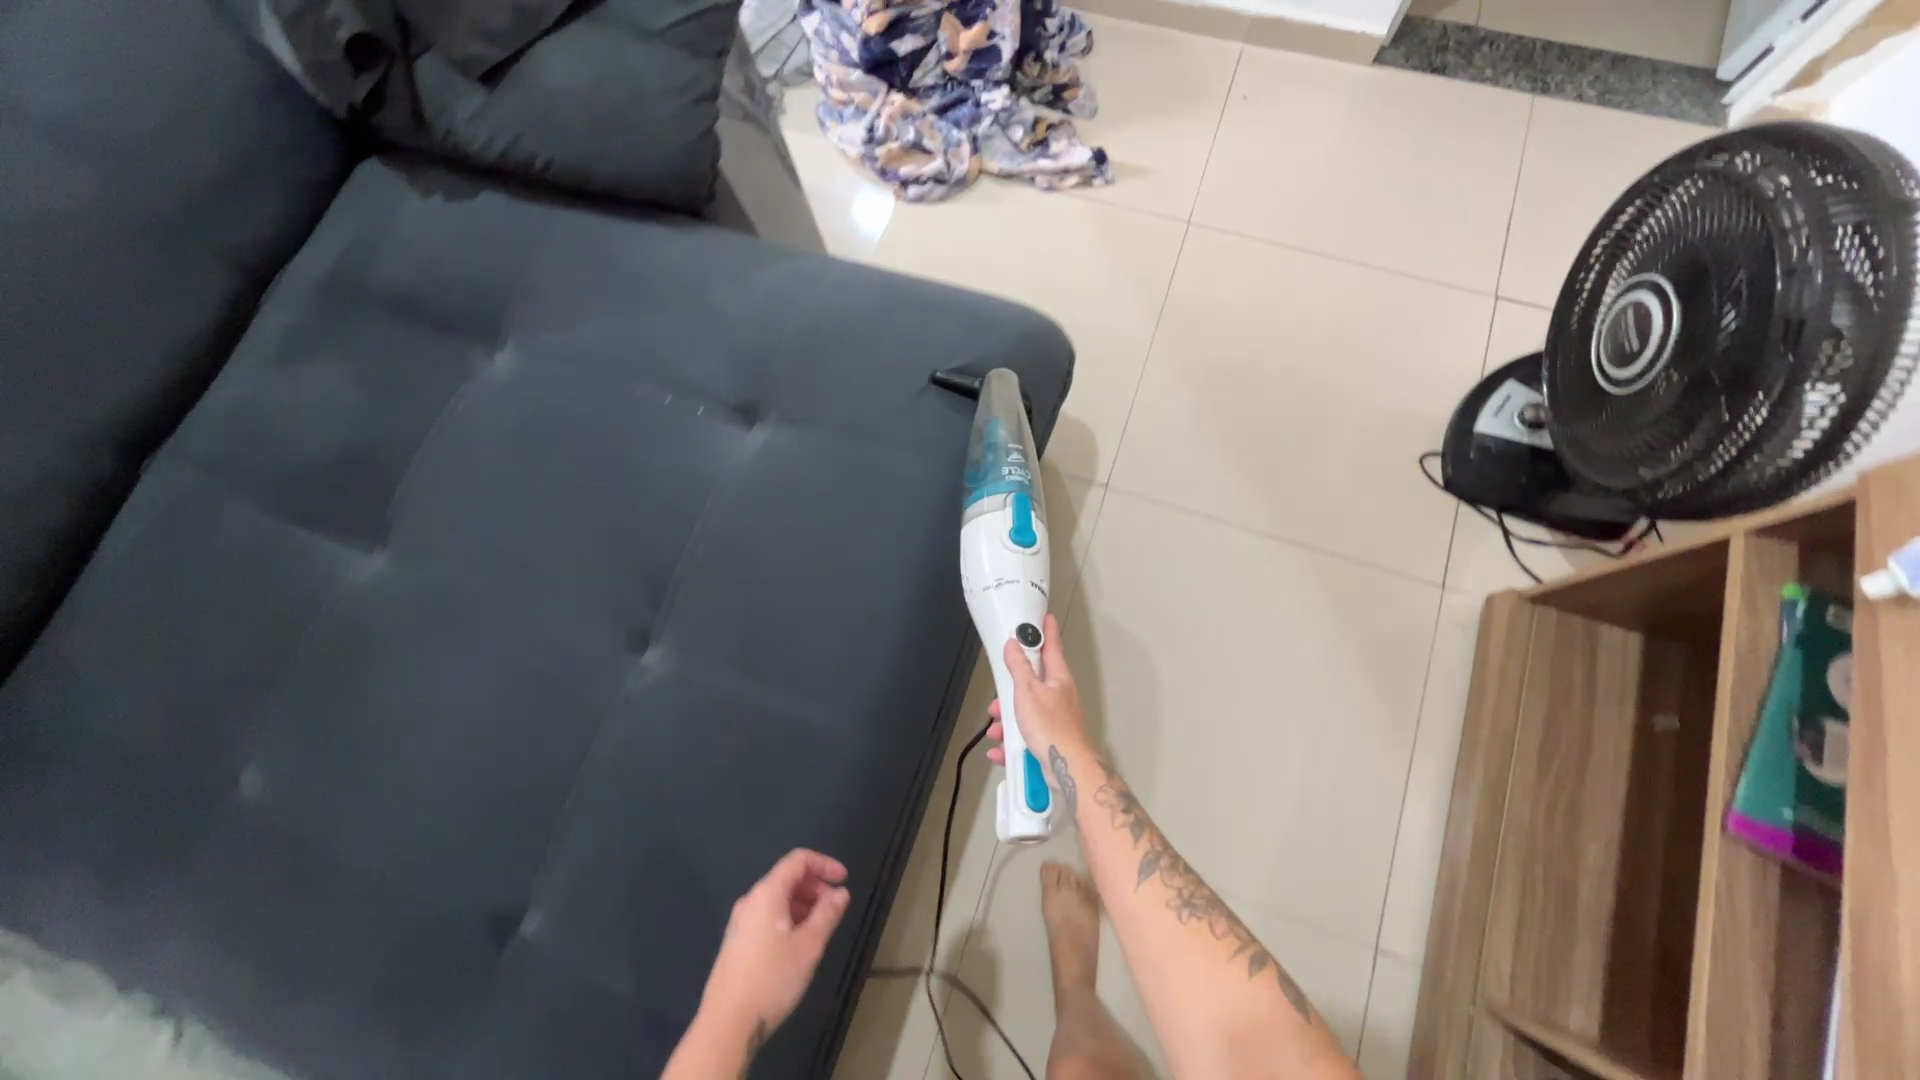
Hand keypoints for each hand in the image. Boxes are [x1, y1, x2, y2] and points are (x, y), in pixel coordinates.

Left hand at [698, 849, 850, 1037]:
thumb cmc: (772, 979)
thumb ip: (827, 914)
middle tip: (836, 909)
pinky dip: (789, 919)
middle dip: (815, 887)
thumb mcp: (809, 946)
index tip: (844, 880)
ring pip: (778, 900)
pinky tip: (799, 945)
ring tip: (822, 929)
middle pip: (787, 878)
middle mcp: (750, 901)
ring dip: (804, 905)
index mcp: (767, 894)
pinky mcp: (737, 943)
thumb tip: (840, 893)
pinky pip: (768, 917)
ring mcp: (740, 923)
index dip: (824, 864)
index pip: (797, 860)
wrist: (727, 1024)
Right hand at [986, 613, 1086, 764]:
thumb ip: (1018, 667)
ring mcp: (1055, 718)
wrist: (1067, 768)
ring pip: (1025, 712)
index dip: (1048, 631)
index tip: (1046, 617)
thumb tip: (1013, 644)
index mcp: (1058, 678)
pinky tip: (999, 751)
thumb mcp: (1027, 692)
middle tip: (996, 699)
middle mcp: (1059, 695)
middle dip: (1010, 691)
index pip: (1052, 647)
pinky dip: (1011, 743)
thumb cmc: (1050, 726)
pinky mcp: (1050, 739)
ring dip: (1007, 721)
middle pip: (1032, 683)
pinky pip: (1026, 736)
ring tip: (995, 730)